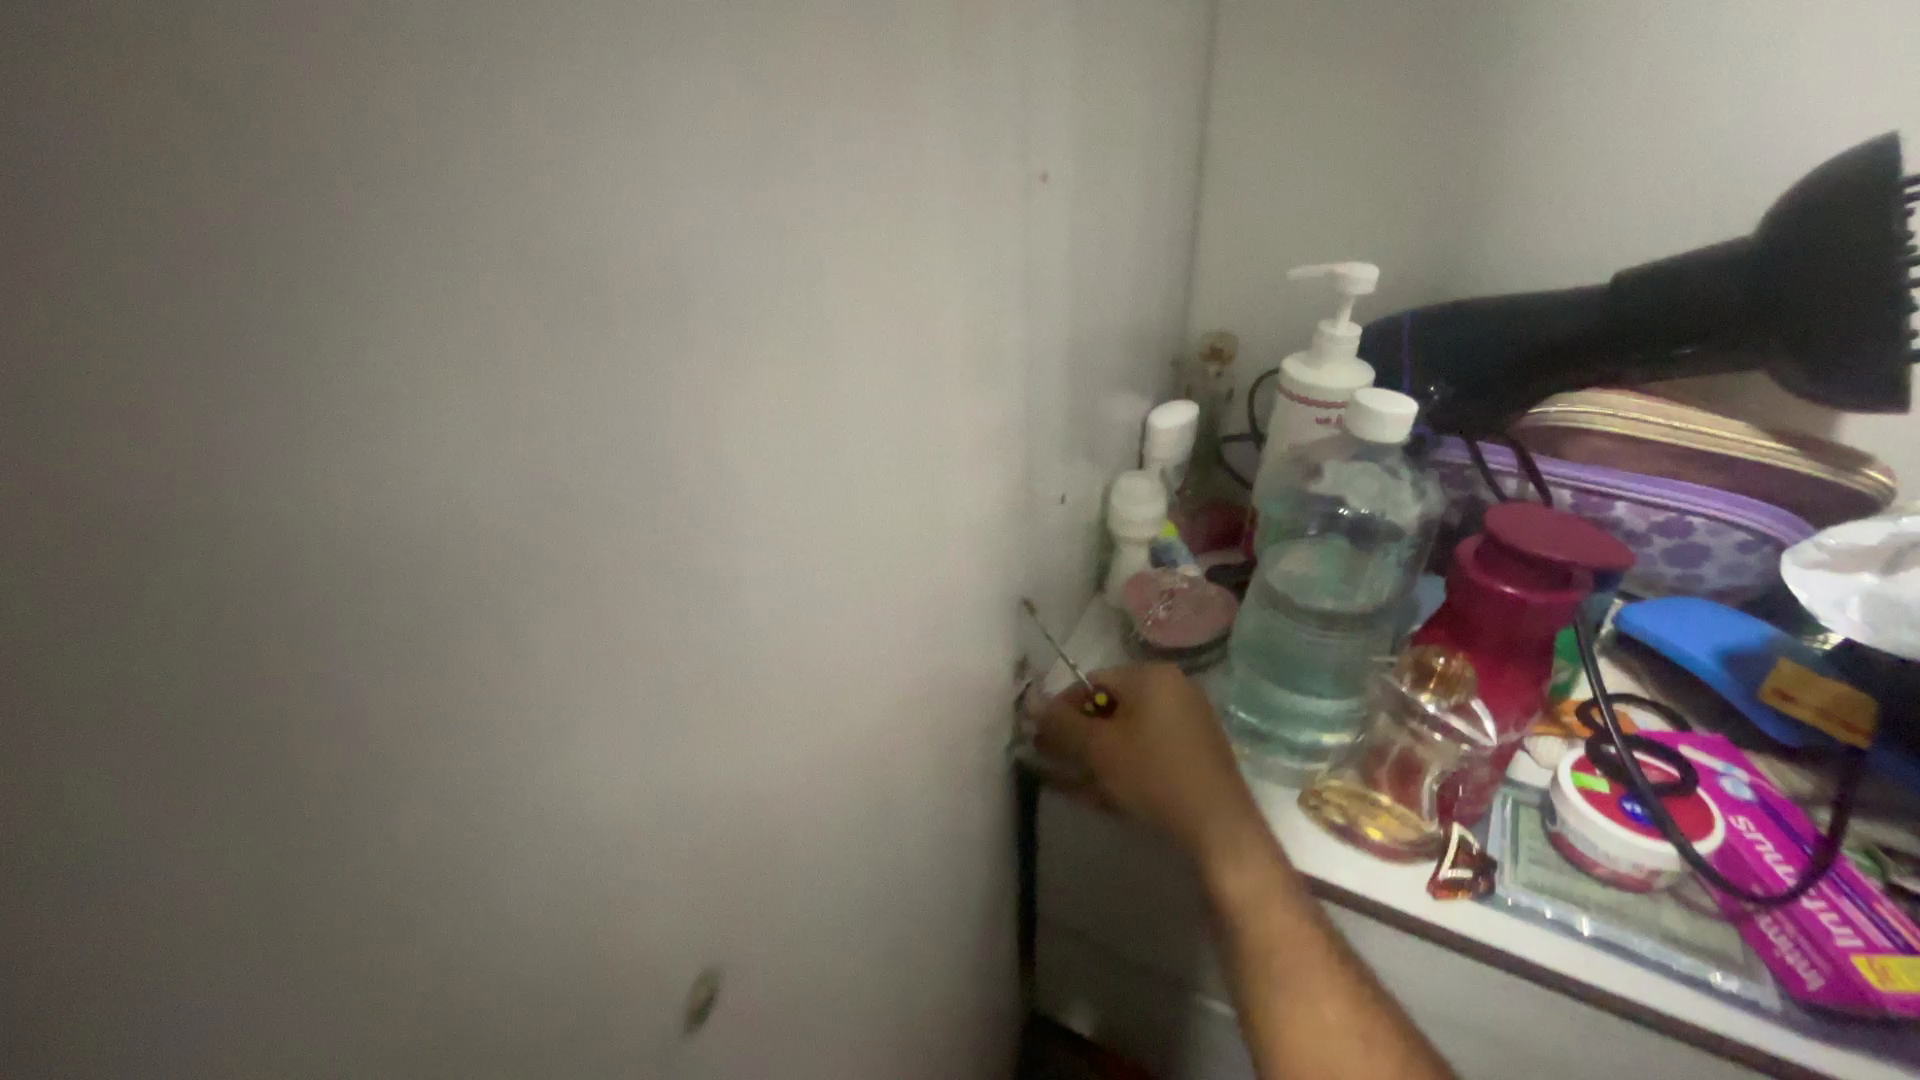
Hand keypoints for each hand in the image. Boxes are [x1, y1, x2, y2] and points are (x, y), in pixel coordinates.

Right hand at [1035, 663, 1272, 866]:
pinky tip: (1098, 795)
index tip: (1043, 738)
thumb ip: (1061, 722)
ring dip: (1094, 757)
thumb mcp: (1098, 748)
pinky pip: (1149, 753)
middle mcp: (1174, 690)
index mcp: (1151, 677)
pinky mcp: (1196, 756)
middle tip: (1049, 760)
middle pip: (1111, 709)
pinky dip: (1122, 768)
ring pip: (1128, 736)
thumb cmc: (1152, 774)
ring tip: (1066, 783)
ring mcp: (1189, 724)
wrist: (1218, 825)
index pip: (1093, 682)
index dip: (1062, 709)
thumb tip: (1031, 699)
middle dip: (1076, 737)